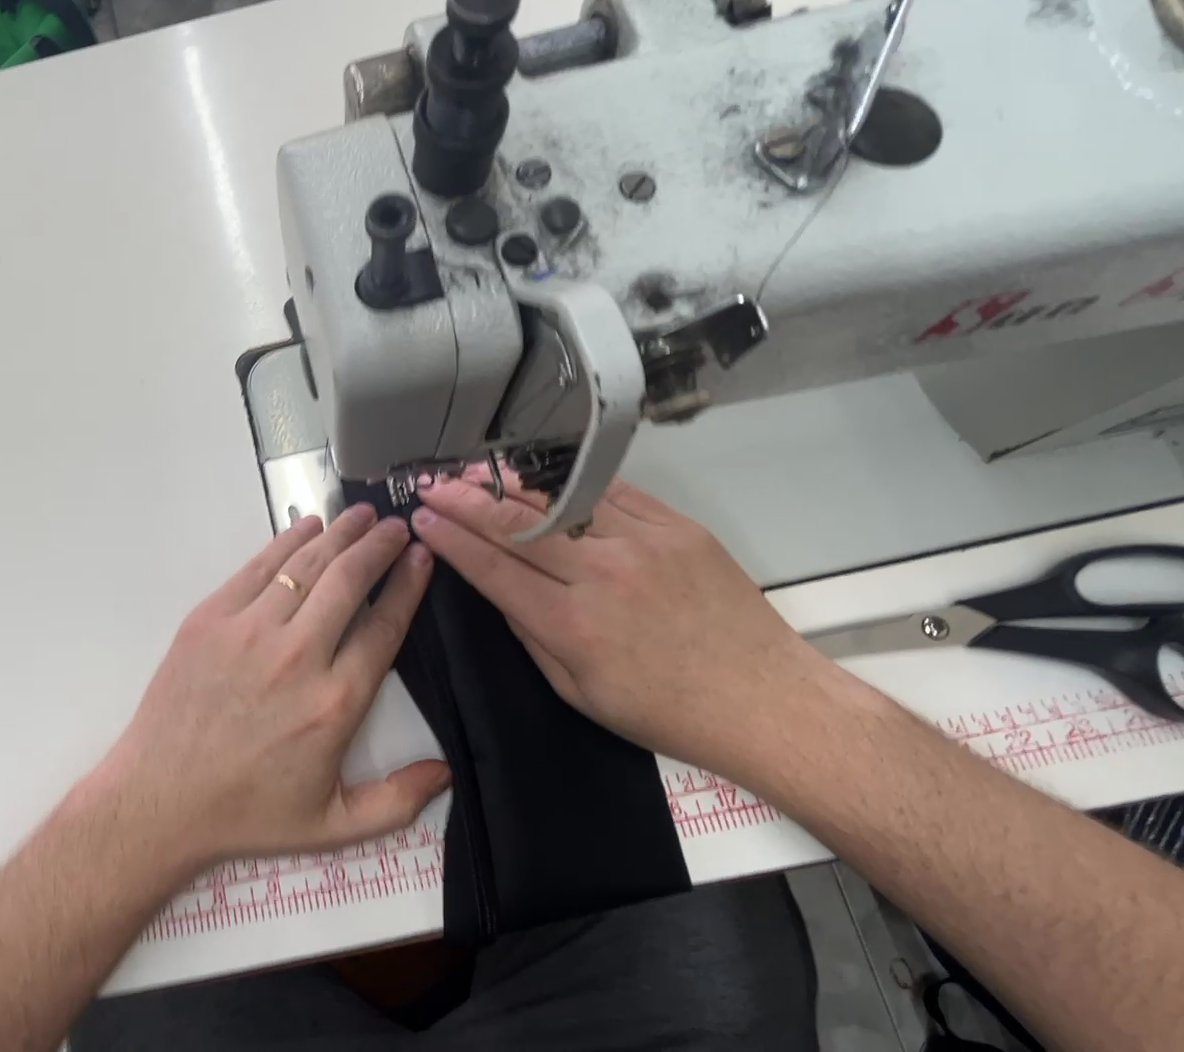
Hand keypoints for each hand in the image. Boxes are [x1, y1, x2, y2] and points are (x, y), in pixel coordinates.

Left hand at [87, 504, 449, 869]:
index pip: (385, 625)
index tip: (422, 558)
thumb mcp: (334, 826)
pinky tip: (309, 527)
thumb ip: (397, 802)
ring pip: (307, 566)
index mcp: (335, 702)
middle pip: (350, 581)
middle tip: (398, 527)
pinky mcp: (210, 618)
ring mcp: (249, 631)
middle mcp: (298, 656)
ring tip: (363, 516)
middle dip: (380, 546)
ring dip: (341, 535)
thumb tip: (446, 771)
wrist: (160, 798)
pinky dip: (287, 541)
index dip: (408, 585)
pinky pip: (258, 567)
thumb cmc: (248, 812)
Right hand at [409, 474, 829, 775]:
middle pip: (515, 525)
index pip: (492, 567)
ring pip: (558, 499)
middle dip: (464, 501)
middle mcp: (601, 574)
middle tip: (431, 484)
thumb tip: (500, 590)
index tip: (421, 518)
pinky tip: (541, 473)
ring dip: (508, 483)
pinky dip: (568, 481)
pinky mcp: (676, 526)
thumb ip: (532, 637)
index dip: (449, 539)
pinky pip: (610, 492)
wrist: (762, 699)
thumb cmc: (664, 711)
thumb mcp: (578, 692)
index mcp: (571, 624)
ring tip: (475, 471)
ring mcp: (641, 542)